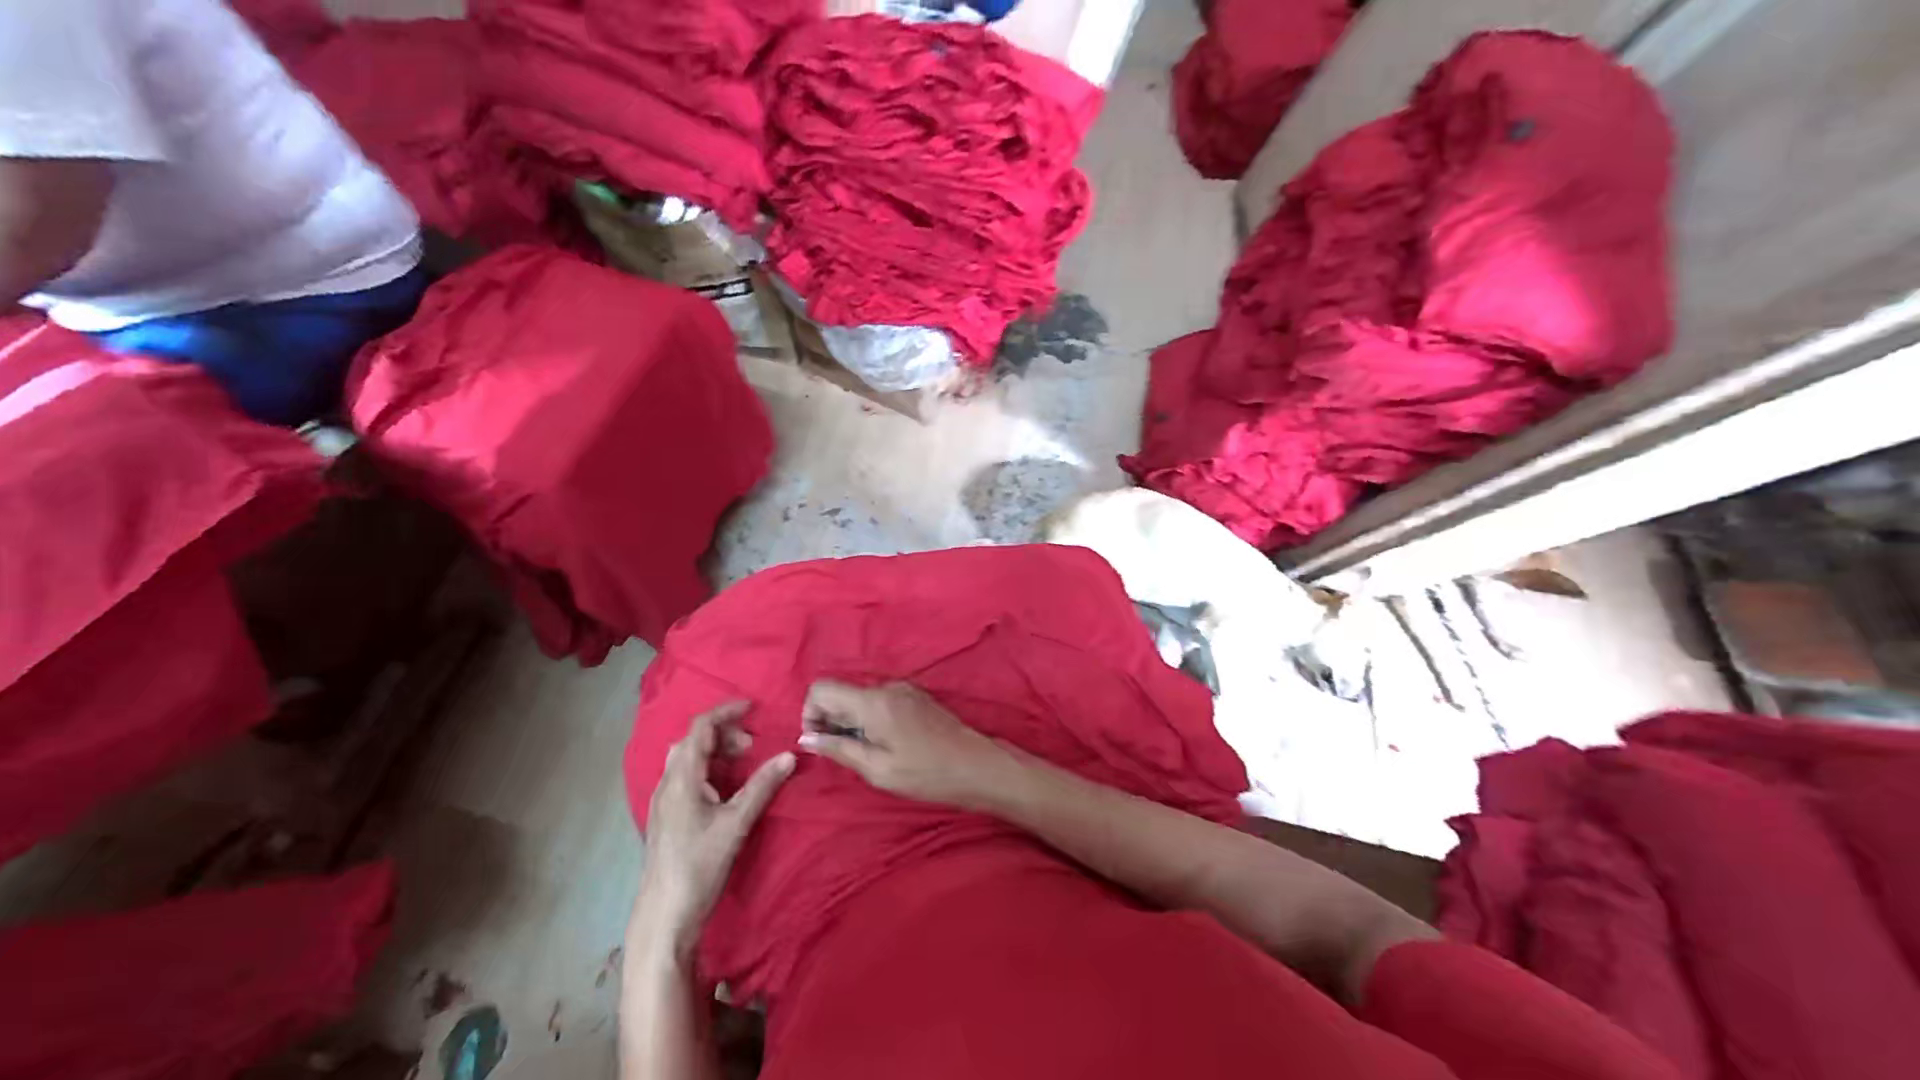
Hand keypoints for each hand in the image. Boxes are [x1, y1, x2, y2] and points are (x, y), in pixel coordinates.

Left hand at [632, 702, 793, 957]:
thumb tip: (789, 755)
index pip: (701, 728)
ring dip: (715, 752)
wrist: (664, 916)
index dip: (726, 712)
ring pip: (687, 760)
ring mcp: (663, 802)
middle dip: (724, 734)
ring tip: (742, 763)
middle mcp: (667, 784)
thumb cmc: (699, 866)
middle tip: (752, 745)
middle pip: (692, 741)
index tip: (754, 707)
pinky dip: (707, 770)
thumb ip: (762, 786)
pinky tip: (724, 789)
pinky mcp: (666, 819)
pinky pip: (685, 778)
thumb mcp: (736, 824)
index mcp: (682, 778)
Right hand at [797, 680, 1025, 810]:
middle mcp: (886, 686)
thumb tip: (807, 738)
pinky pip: (878, 701)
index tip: (821, 742)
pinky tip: (885, 745)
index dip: (810, 714)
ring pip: (858, 698)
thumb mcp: (878, 769)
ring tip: (866, 754)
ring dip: (850, 722)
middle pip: (840, 692)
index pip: (821, 688)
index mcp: (873, 701)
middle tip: (842, 754)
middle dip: (830, 720)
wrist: (977, 766)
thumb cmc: (927, 774)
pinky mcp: (915, 697)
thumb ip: (839, 749)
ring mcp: (903, 690)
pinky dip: (869, 719)